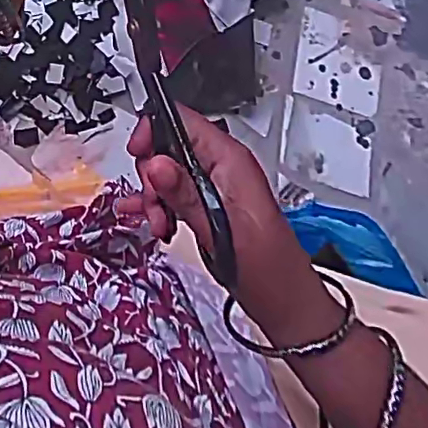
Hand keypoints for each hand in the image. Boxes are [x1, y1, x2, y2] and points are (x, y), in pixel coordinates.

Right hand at [118, 106, 341, 343]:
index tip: (138, 156)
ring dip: (153, 195)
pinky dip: (158, 204)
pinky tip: (154, 219)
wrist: (288, 309)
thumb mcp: (221, 232)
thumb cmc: (271, 273)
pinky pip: (171, 189)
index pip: (181, 119)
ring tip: (160, 221)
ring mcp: (213, 184)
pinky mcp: (206, 201)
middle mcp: (221, 166)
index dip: (152, 131)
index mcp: (230, 161)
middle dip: (150, 173)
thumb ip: (185, 195)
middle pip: (166, 144)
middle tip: (154, 202)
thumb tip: (156, 163)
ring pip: (164, 170)